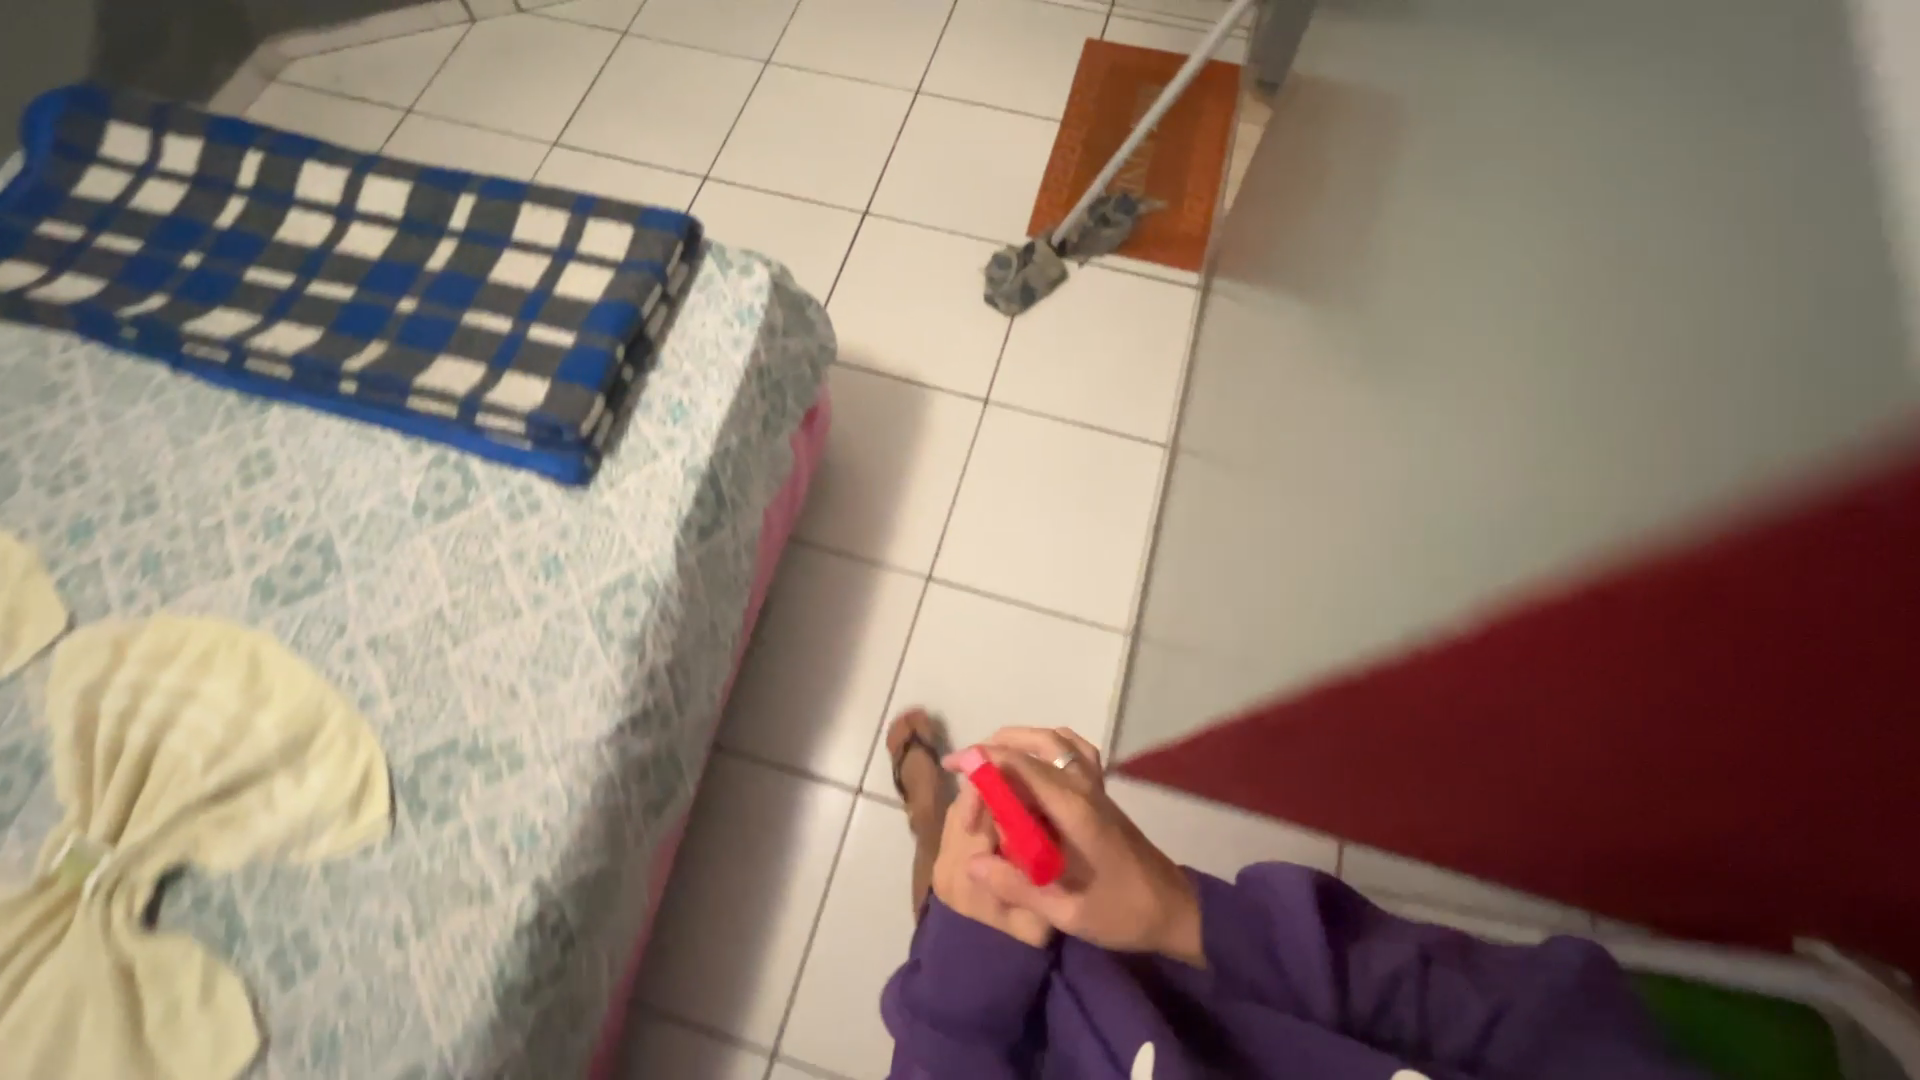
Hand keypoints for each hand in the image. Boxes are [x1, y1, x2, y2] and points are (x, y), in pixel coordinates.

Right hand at [949, 728, 1206, 968]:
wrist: (1175, 908)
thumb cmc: (1123, 913)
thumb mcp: (1067, 912)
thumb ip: (1018, 886)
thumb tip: (972, 862)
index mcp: (1073, 809)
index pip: (1020, 766)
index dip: (982, 766)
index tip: (954, 778)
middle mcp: (1082, 785)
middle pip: (1030, 745)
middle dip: (991, 755)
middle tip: (964, 780)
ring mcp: (1093, 784)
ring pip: (1050, 739)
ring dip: (1014, 743)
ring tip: (986, 763)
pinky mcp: (1098, 791)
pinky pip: (1070, 749)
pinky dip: (1043, 744)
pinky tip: (1026, 762)